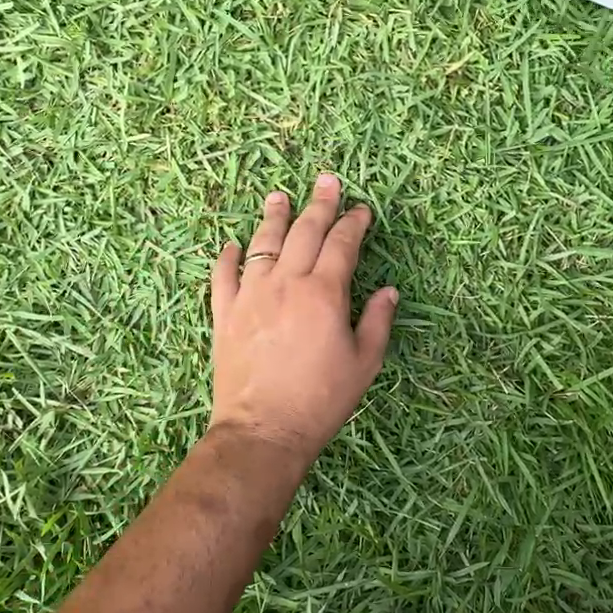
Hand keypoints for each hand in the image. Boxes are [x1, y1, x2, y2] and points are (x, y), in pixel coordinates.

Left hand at [207, 173, 397, 460]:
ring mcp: (251, 296)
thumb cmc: (321, 399)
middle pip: (304, 232)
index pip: (342, 243)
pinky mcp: (225, 314)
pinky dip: (228, 257)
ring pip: (262, 244)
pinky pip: (223, 276)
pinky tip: (233, 244)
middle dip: (319, 203)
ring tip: (278, 195)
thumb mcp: (365, 363)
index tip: (362, 209)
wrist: (263, 431)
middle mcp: (286, 283)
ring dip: (273, 217)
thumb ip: (378, 321)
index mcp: (324, 292)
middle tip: (326, 180)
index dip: (354, 222)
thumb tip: (389, 290)